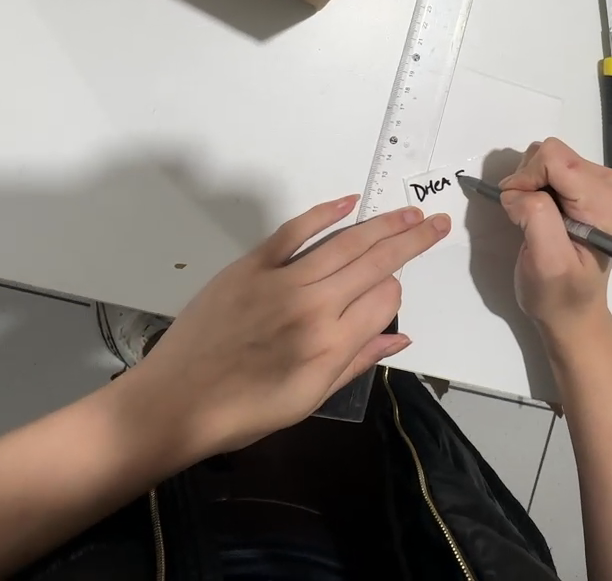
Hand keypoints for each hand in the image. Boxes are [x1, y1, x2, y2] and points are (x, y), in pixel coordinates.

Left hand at [124, 196, 449, 458]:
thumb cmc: (244, 411)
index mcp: (330, 344)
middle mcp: (314, 305)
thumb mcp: (309, 400)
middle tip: (437, 221)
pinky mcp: (253, 264)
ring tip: (409, 211)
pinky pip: (295, 230)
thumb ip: (357, 361)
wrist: (174, 401)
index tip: (389, 295)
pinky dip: (324, 213)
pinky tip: (349, 201)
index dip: (394, 293)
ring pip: (345, 242)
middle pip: (375, 262)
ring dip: (382, 223)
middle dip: (412, 240)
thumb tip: (401, 337)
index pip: (385, 299)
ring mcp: (283, 279)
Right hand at [498, 138, 611, 342]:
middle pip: (550, 153)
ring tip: (536, 220)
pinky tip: (543, 213)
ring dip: (531, 184)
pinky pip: (549, 165)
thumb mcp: (547, 263)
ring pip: (547, 156)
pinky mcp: (588, 184)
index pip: (553, 158)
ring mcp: (601, 182)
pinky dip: (535, 185)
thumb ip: (536, 217)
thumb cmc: (559, 294)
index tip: (518, 210)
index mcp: (606, 200)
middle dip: (528, 181)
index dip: (526, 180)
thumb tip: (516, 190)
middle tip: (526, 219)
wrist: (573, 312)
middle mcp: (610, 183)